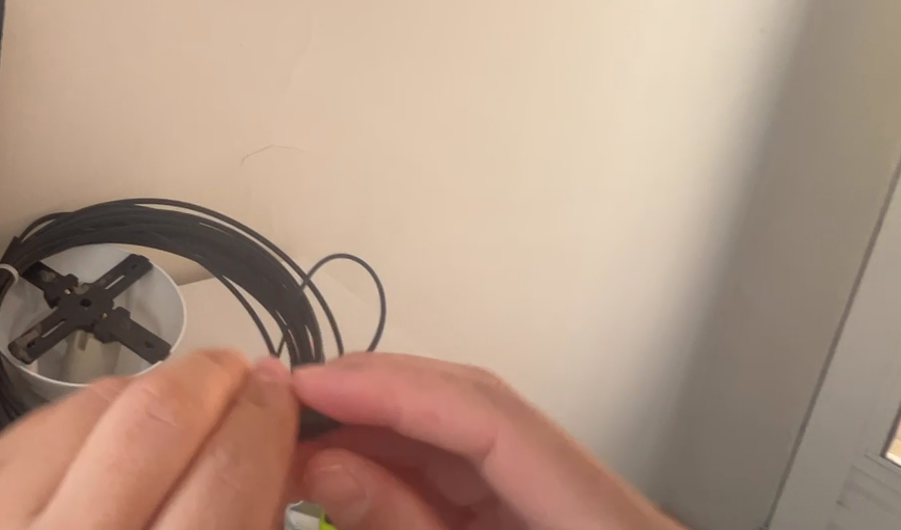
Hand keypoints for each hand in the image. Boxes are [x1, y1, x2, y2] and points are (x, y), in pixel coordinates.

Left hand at [0, 349, 298, 529]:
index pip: (226, 480)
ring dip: (157, 386)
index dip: (264, 422)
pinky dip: (100, 408)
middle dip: (212, 379)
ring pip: (99, 402)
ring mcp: (1, 523)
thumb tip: (266, 444)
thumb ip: (243, 529)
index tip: (280, 396)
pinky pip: (51, 416)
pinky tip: (126, 423)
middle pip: (154, 420)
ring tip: (191, 395)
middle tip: (243, 373)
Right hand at [291, 354, 679, 529]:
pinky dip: (388, 461)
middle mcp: (591, 499)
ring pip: (454, 431)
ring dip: (372, 426)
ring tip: (302, 432)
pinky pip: (450, 470)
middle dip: (374, 397)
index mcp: (609, 528)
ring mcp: (561, 505)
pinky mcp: (522, 518)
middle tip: (291, 400)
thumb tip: (315, 461)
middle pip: (472, 407)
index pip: (495, 420)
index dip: (396, 391)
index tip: (308, 386)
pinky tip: (338, 463)